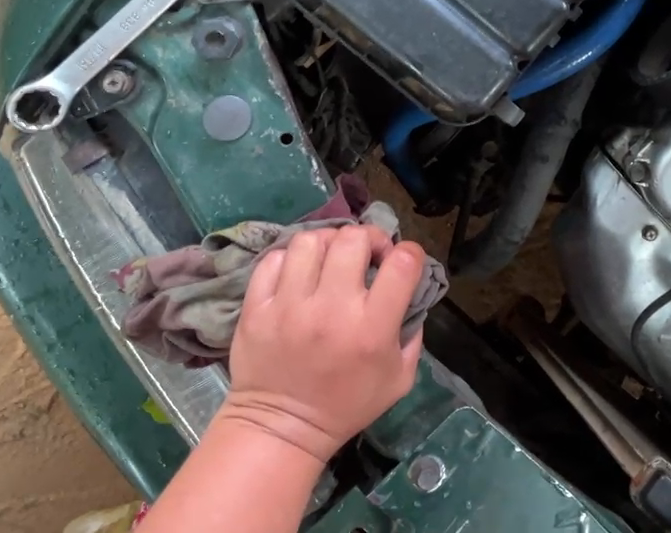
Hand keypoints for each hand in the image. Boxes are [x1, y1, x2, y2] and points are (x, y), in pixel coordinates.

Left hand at [218, 225, 426, 462]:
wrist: (280, 431)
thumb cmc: (345, 405)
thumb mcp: (399, 378)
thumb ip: (412, 333)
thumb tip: (411, 292)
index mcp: (371, 328)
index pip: (402, 263)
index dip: (409, 253)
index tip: (401, 261)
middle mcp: (332, 309)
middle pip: (353, 239)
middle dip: (368, 239)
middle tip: (366, 256)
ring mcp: (289, 306)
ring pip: (311, 241)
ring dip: (328, 244)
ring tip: (329, 260)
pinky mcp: (258, 309)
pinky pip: (274, 259)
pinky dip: (291, 259)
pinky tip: (299, 273)